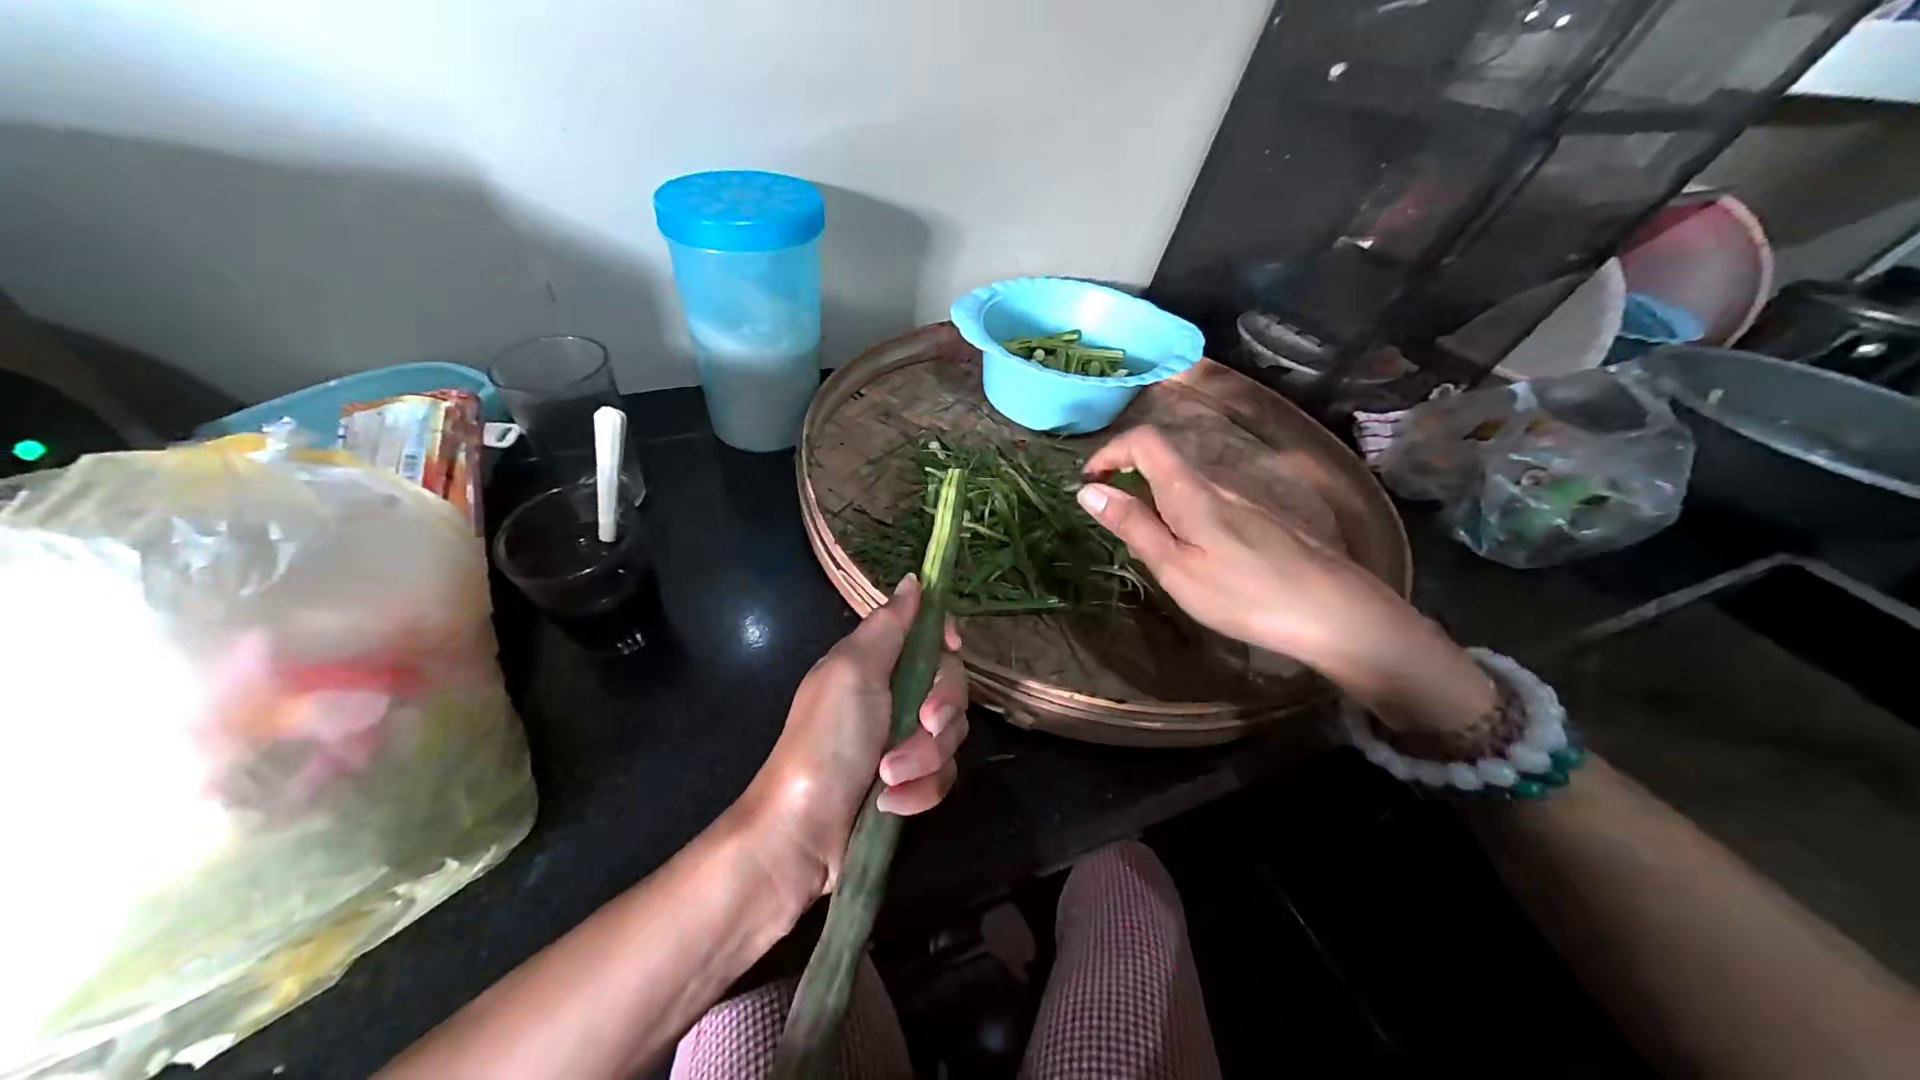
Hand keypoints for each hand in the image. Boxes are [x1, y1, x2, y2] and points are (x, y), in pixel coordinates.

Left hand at [740, 573, 968, 901]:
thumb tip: (911, 579)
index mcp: (875, 662)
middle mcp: (892, 694)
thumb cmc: (826, 740)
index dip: (946, 638)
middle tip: (921, 726)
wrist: (802, 832)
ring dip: (923, 760)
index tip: (952, 650)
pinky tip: (890, 804)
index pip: (928, 633)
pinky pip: (942, 777)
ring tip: (889, 778)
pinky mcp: (910, 781)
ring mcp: (902, 740)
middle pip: (952, 685)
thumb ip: (889, 625)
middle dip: (940, 711)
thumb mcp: (854, 671)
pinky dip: (918, 791)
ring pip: (951, 736)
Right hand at [1076, 426, 1493, 734]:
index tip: (1088, 483)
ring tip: (1154, 557)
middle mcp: (1216, 485)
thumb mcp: (1175, 566)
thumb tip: (1088, 490)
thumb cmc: (1244, 594)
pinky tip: (1196, 564)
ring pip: (1184, 489)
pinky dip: (1181, 521)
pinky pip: (1206, 507)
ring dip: (1154, 507)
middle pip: (1163, 464)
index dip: (1110, 451)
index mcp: (1190, 490)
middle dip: (1127, 484)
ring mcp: (1242, 502)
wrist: (1334, 613)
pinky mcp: (1259, 522)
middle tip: (1115, 532)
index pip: (1144, 440)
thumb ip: (1133, 525)